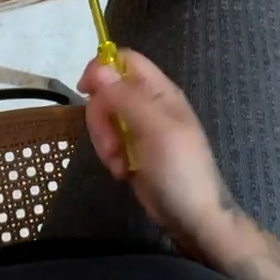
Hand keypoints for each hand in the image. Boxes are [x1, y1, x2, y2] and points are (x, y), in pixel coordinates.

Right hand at [77, 50, 244, 259]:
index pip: (124, 60)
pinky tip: (122, 171)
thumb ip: (126, 97)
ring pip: (103, 116)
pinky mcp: (130, 149)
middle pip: (107, 91)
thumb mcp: (155, 129)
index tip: (85, 90)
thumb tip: (100, 68)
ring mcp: (138, 128)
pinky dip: (108, 154)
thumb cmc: (180, 170)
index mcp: (159, 92)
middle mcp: (147, 104)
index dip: (102, 68)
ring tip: (119, 163)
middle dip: (101, 117)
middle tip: (111, 144)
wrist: (193, 219)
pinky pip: (107, 139)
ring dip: (104, 140)